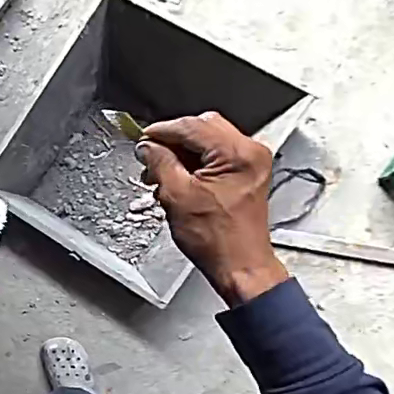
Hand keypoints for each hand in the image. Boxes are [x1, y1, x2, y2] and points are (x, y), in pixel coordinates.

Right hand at [136, 112, 290, 304]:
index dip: (162, 131)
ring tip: (160, 175)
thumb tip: (147, 147)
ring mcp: (251, 163)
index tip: (142, 138)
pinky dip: (194, 165)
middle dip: (172, 142)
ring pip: (208, 142)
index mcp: (237, 154)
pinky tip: (178, 180)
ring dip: (181, 154)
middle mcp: (250, 153)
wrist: (239, 265)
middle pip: (202, 129)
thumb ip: (160, 164)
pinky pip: (217, 158)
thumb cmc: (217, 240)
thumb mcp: (177, 197)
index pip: (192, 127)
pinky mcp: (246, 175)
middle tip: (149, 157)